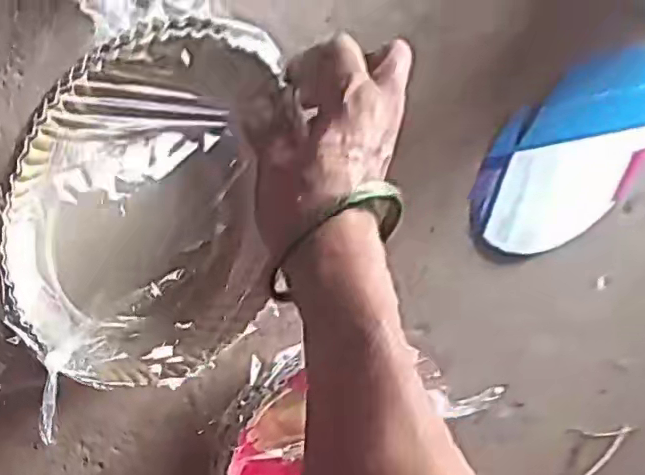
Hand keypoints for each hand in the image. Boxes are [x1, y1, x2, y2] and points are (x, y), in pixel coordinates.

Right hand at [246, 34, 412, 258]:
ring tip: (319, 125)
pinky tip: (327, 152)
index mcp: (352, 96)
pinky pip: (375, 131)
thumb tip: (258, 110)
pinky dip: (355, 132)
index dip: (306, 64)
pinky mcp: (381, 168)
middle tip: (320, 91)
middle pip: (383, 60)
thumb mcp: (272, 162)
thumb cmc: (303, 206)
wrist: (330, 252)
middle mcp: (379, 110)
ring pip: (383, 96)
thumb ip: (267, 128)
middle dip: (353, 68)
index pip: (337, 51)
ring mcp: (386, 139)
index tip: (285, 88)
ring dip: (355, 102)